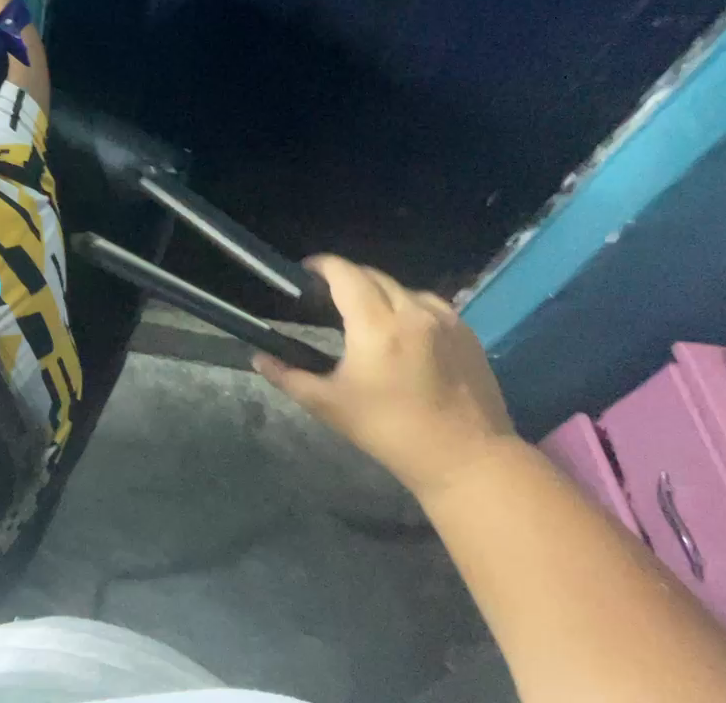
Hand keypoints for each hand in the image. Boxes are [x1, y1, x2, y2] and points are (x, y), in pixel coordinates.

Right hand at [253, 255, 518, 499]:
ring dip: (378, 291)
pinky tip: (400, 331)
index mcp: (377, 327)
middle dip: (347, 278)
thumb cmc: (391, 432)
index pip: (345, 274)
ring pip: (403, 288)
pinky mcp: (467, 334)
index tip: (304, 273)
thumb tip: (257, 358)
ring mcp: (446, 321)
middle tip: (326, 296)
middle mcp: (413, 313)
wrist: (468, 459)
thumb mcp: (330, 406)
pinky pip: (430, 304)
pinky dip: (407, 306)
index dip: (321, 266)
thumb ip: (288, 377)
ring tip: (364, 313)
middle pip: (373, 276)